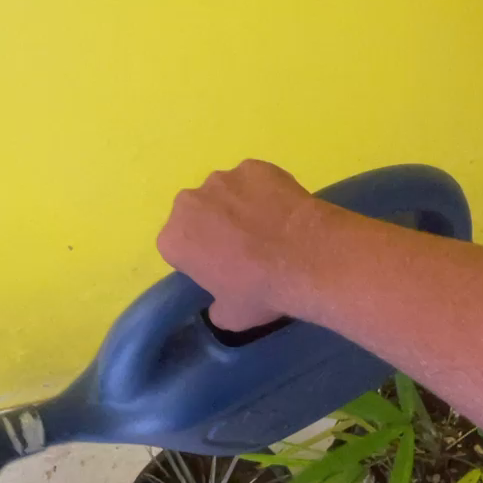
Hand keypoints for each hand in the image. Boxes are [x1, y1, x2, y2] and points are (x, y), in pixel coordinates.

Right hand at [157, 160, 324, 330]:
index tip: (222, 269)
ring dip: (239, 206)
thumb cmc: (262, 291)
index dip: (200, 258)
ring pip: (226, 193)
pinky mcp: (254, 166)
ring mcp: (223, 179)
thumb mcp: (232, 316)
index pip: (178, 247)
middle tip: (245, 247)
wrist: (309, 258)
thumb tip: (221, 305)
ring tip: (269, 227)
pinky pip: (255, 180)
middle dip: (214, 227)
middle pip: (197, 214)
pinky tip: (285, 210)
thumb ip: (217, 307)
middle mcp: (189, 202)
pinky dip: (265, 191)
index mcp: (174, 239)